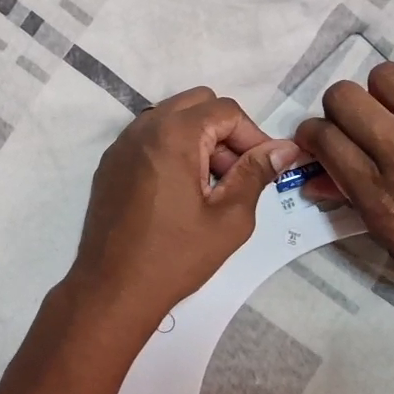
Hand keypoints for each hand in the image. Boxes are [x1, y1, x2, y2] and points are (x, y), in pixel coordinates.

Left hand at [69, 88, 299, 326]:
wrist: (112, 289)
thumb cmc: (175, 256)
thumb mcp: (229, 218)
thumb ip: (256, 174)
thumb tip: (283, 148)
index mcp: (173, 134)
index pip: (226, 110)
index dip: (253, 136)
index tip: (265, 169)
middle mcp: (143, 129)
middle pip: (197, 104)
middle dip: (224, 132)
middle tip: (236, 175)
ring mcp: (121, 145)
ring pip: (171, 119)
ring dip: (198, 140)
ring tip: (211, 188)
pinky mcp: (109, 165)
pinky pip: (149, 140)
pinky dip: (172, 151)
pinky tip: (180, 194)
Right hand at [294, 63, 393, 316]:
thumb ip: (354, 203)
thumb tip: (318, 179)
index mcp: (381, 196)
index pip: (323, 139)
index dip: (310, 139)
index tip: (318, 146)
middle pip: (342, 97)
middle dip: (336, 111)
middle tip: (351, 131)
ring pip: (382, 76)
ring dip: (375, 95)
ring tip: (388, 120)